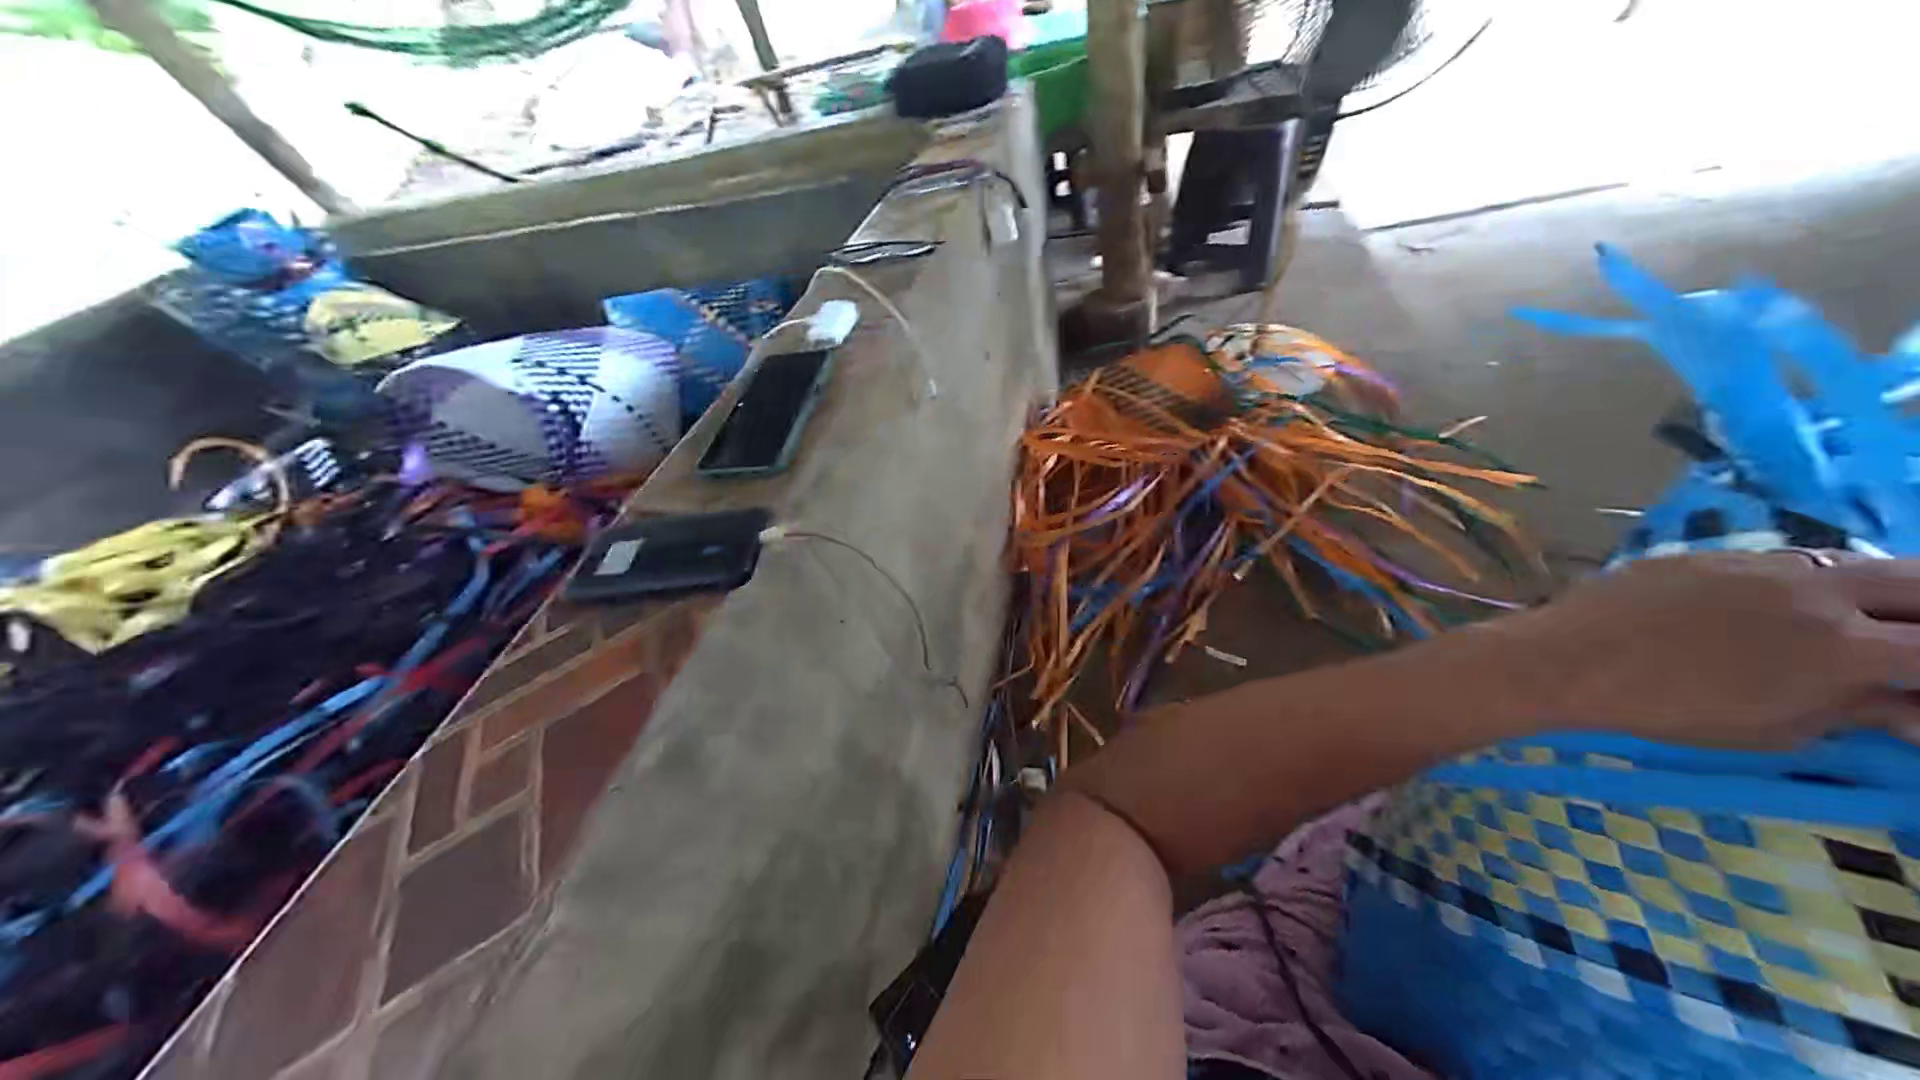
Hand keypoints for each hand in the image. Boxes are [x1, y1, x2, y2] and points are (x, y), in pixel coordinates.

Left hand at [1484, 551, 1919, 745]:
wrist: (1568, 658)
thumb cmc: (1666, 707)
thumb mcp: (1774, 728)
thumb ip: (1854, 710)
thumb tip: (1913, 708)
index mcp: (1848, 646)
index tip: (1913, 690)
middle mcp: (1816, 591)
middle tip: (1903, 644)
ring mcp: (1758, 564)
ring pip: (1858, 563)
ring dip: (1884, 590)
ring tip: (1869, 622)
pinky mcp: (1709, 554)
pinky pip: (1785, 559)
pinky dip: (1812, 580)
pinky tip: (1790, 603)